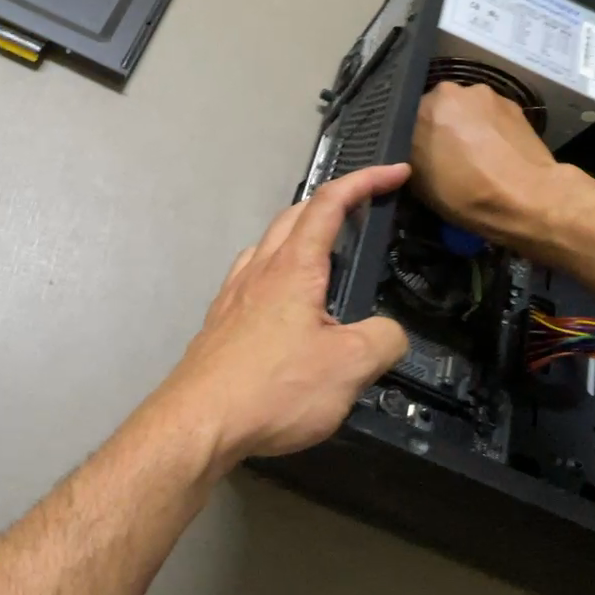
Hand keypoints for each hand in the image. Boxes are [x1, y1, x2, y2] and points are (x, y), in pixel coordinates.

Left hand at [148, 165, 412, 466]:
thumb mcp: (349, 367)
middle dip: (333, 203)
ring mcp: (234, 294)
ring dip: (300, 235)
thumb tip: (390, 333)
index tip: (396, 173)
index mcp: (294, 267)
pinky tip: (284, 302)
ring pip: (269, 244)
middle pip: (295, 215)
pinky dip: (277, 270)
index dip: (366, 181)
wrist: (199, 421)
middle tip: (365, 214)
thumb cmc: (273, 388)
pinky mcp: (221, 321)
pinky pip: (253, 276)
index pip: (331, 204)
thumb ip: (384, 340)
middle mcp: (260, 269)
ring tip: (326, 257)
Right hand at [410, 83, 594, 248]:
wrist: (526, 197)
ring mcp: (486, 95)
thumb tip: (415, 149)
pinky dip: (492, 128)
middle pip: (441, 107)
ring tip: (478, 153)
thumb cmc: (464, 192)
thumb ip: (411, 155)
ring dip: (469, 124)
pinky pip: (493, 115)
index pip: (409, 117)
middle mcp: (452, 92)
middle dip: (443, 125)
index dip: (415, 136)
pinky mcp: (515, 104)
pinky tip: (499, 151)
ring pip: (469, 109)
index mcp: (422, 106)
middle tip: (449, 153)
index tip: (421, 155)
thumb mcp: (418, 183)